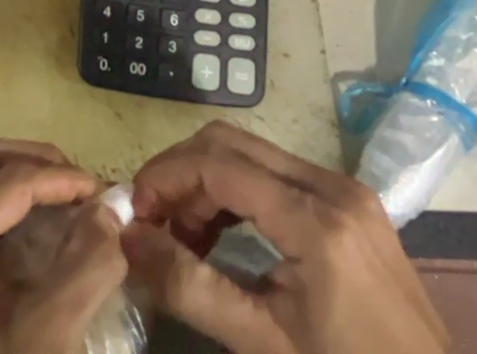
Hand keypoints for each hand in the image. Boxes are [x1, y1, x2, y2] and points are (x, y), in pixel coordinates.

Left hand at [0, 136, 128, 353]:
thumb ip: (84, 268)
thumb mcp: (45, 339)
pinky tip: (41, 228)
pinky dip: (4, 205)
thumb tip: (112, 208)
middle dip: (32, 161)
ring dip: (18, 179)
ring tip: (68, 200)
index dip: (60, 178)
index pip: (6, 182)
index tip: (106, 192)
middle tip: (81, 184)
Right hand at [124, 123, 447, 353]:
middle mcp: (332, 186)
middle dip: (178, 174)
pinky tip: (219, 235)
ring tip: (182, 236)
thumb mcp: (263, 342)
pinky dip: (233, 191)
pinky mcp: (349, 202)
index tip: (132, 216)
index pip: (216, 164)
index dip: (162, 179)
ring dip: (203, 182)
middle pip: (228, 142)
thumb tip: (127, 238)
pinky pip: (272, 173)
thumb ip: (189, 287)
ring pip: (248, 152)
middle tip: (152, 223)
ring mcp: (345, 190)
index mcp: (316, 220)